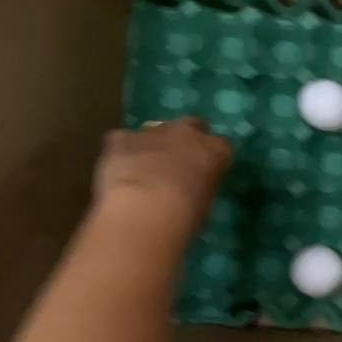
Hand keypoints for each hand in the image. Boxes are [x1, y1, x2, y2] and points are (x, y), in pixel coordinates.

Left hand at [93, 118, 232, 234]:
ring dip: (153, 144)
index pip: (222, 145)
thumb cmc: (185, 215)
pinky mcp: (121, 137)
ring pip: (156, 130)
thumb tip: (192, 192)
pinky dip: (123, 151)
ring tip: (144, 169)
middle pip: (192, 125)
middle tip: (177, 163)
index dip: (211, 158)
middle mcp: (188, 133)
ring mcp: (153, 131)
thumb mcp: (205, 205)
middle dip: (185, 140)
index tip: (205, 172)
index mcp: (216, 150)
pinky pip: (123, 139)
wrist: (143, 210)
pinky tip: (119, 169)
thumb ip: (201, 188)